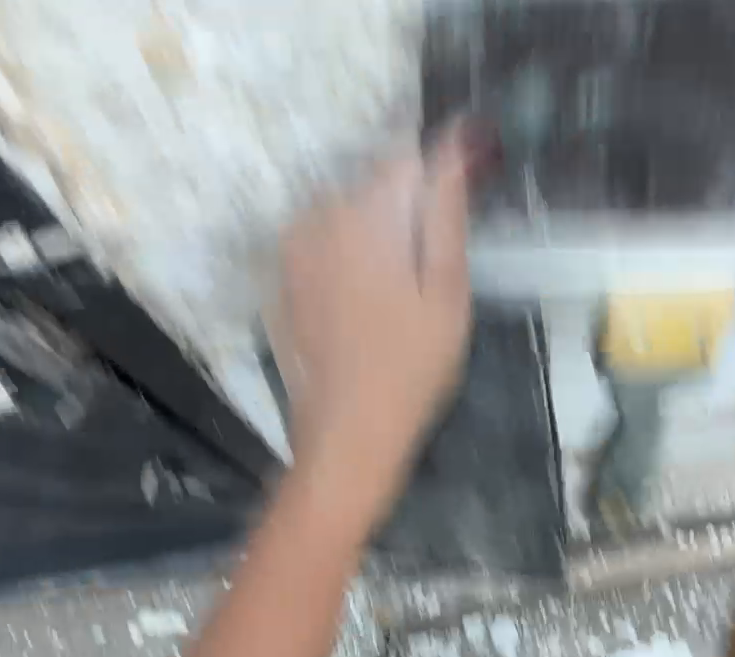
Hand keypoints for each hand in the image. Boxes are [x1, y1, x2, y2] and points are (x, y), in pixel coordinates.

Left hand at [267, 129, 480, 495]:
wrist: (346, 433)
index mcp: (366, 213)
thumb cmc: (411, 367)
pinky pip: (320, 248)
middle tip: (425, 279)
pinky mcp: (280, 280)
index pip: (409, 159)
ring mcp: (292, 249)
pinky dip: (344, 262)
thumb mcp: (447, 293)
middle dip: (404, 213)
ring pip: (344, 216)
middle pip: (373, 187)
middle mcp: (319, 215)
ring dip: (372, 238)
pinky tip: (360, 313)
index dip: (438, 184)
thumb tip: (454, 145)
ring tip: (392, 300)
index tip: (452, 224)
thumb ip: (447, 213)